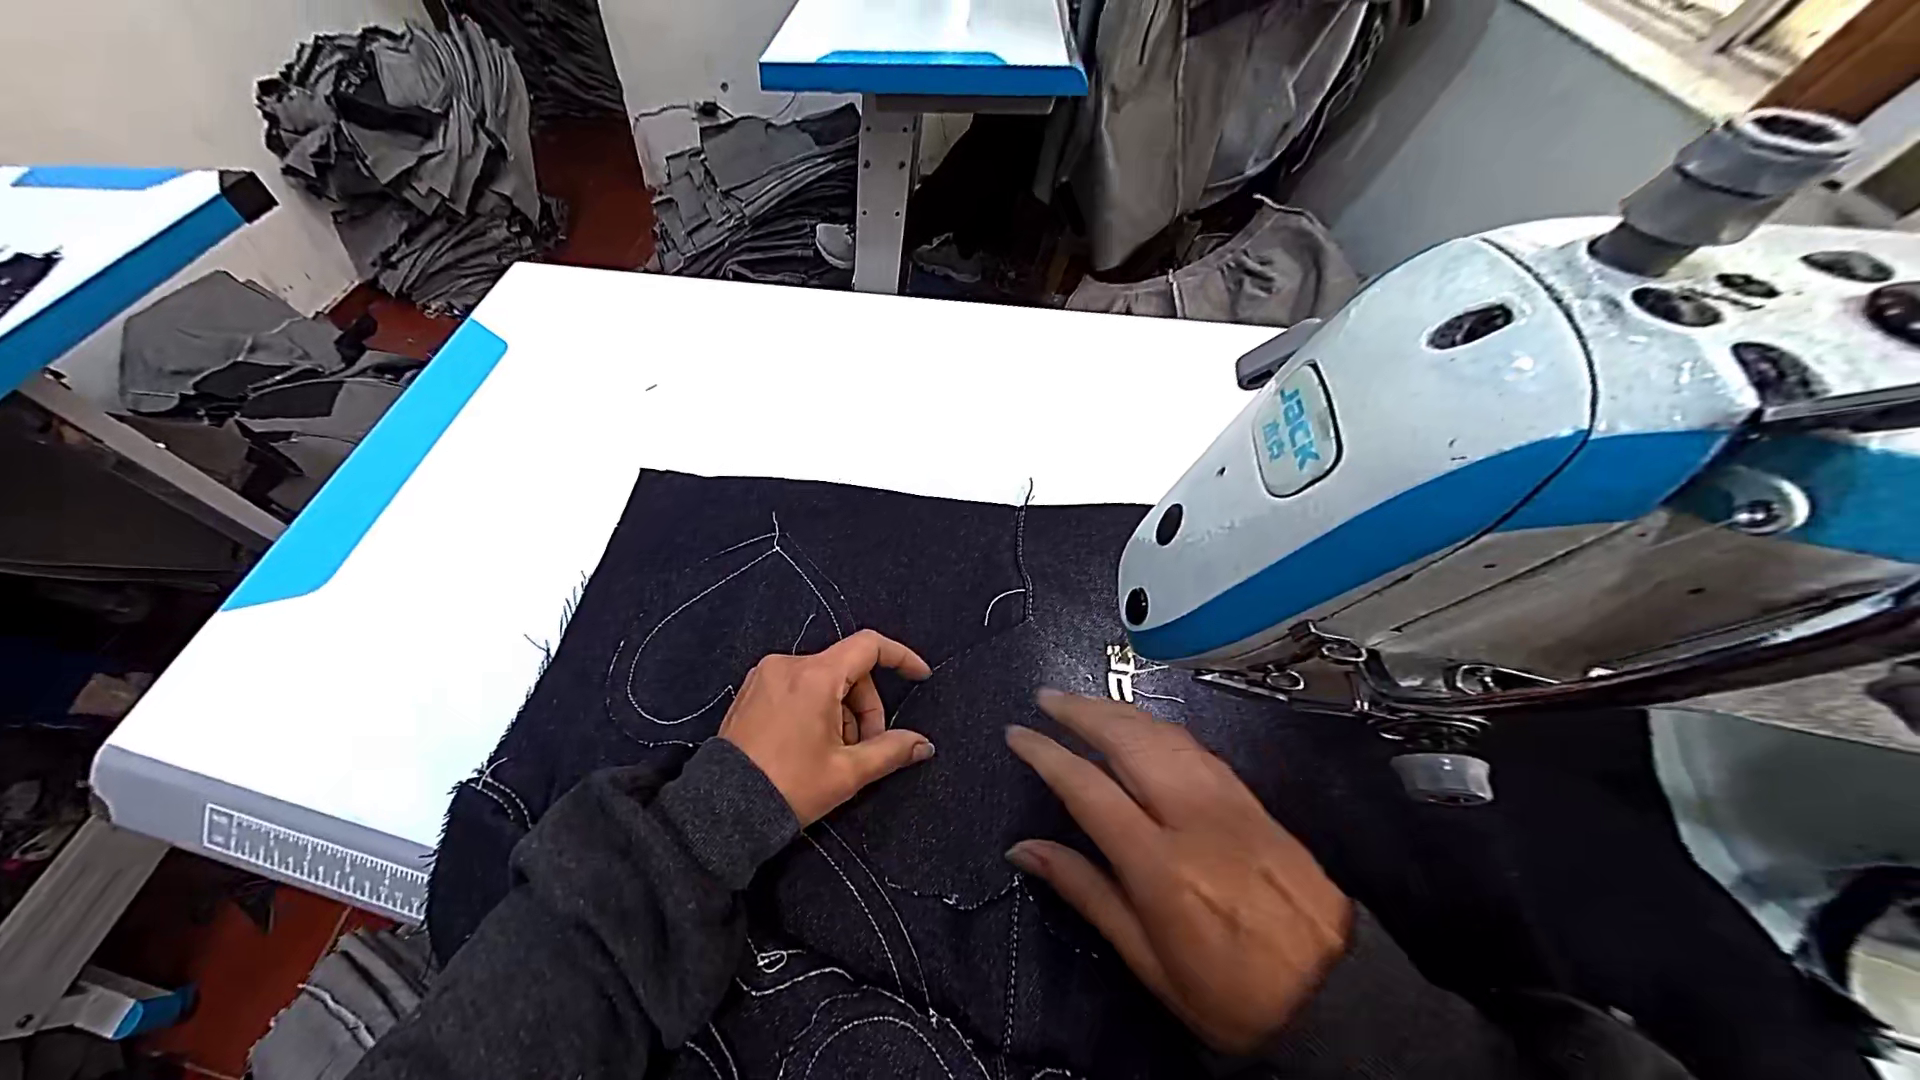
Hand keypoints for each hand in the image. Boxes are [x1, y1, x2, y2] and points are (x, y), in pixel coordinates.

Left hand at [719, 629, 935, 825]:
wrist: (721, 813)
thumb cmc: (787, 789)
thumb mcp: (847, 772)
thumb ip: (891, 750)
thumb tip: (923, 744)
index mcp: (814, 676)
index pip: (869, 646)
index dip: (901, 657)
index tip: (919, 676)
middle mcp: (788, 664)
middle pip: (848, 669)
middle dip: (866, 706)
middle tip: (866, 746)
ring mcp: (766, 675)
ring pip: (824, 679)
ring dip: (842, 710)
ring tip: (834, 753)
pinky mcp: (752, 689)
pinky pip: (799, 685)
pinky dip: (816, 707)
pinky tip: (811, 744)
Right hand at [1004, 689, 1352, 1053]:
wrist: (1337, 996)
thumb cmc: (1232, 993)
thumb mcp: (1148, 962)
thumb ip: (1085, 892)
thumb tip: (1025, 850)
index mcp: (1161, 866)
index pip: (1088, 788)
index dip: (1046, 754)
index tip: (1018, 735)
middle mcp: (1194, 818)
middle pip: (1127, 741)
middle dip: (1080, 710)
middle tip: (1046, 698)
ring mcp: (1228, 802)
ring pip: (1162, 733)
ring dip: (1117, 709)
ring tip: (1083, 701)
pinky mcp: (1252, 798)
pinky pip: (1195, 745)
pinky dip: (1156, 725)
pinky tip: (1140, 724)